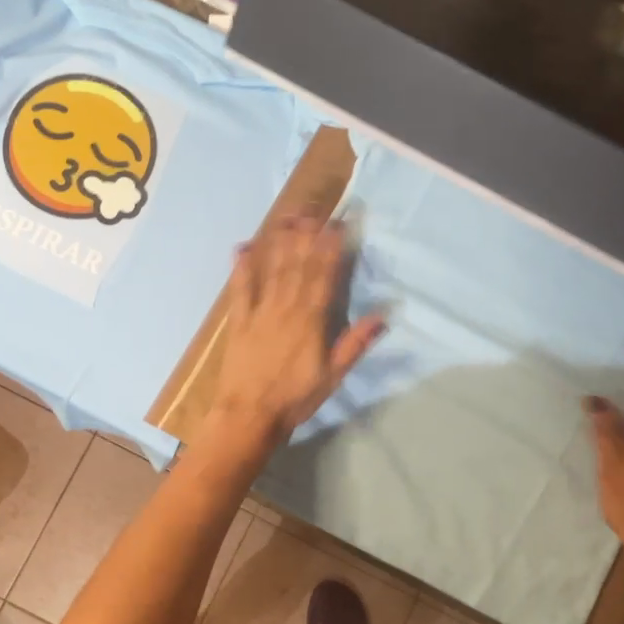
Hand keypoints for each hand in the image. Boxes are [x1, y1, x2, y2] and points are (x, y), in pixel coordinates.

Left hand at [208, 216, 385, 445]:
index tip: (337, 223)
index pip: (324, 275)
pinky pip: (240, 289)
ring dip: (279, 241)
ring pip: (271, 269)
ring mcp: (259, 312)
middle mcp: (285, 308)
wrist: (249, 416)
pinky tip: (243, 246)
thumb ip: (356, 343)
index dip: (331, 247)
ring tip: (286, 216)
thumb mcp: (334, 375)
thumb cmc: (296, 398)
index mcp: (311, 320)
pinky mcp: (238, 321)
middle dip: (306, 234)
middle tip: (312, 207)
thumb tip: (384, 314)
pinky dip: (241, 267)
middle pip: (298, 264)